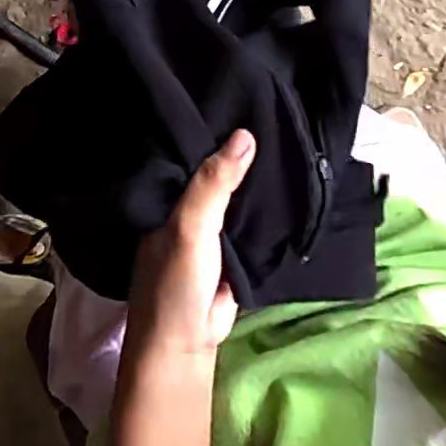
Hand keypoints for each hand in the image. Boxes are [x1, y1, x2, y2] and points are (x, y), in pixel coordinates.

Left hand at [99, 132, 253, 445]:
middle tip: (269, 112)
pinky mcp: (228, 252)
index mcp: (164, 199)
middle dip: (235, 153)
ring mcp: (206, 231)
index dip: (209, 130)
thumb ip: (213, 184)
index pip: (188, 154)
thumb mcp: (191, 226)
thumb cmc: (176, 281)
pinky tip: (281, 184)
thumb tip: (245, 135)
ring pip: (232, 198)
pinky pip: (246, 222)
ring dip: (250, 180)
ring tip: (282, 138)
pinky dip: (259, 209)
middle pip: (213, 174)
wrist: (186, 346)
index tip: (237, 99)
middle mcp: (182, 210)